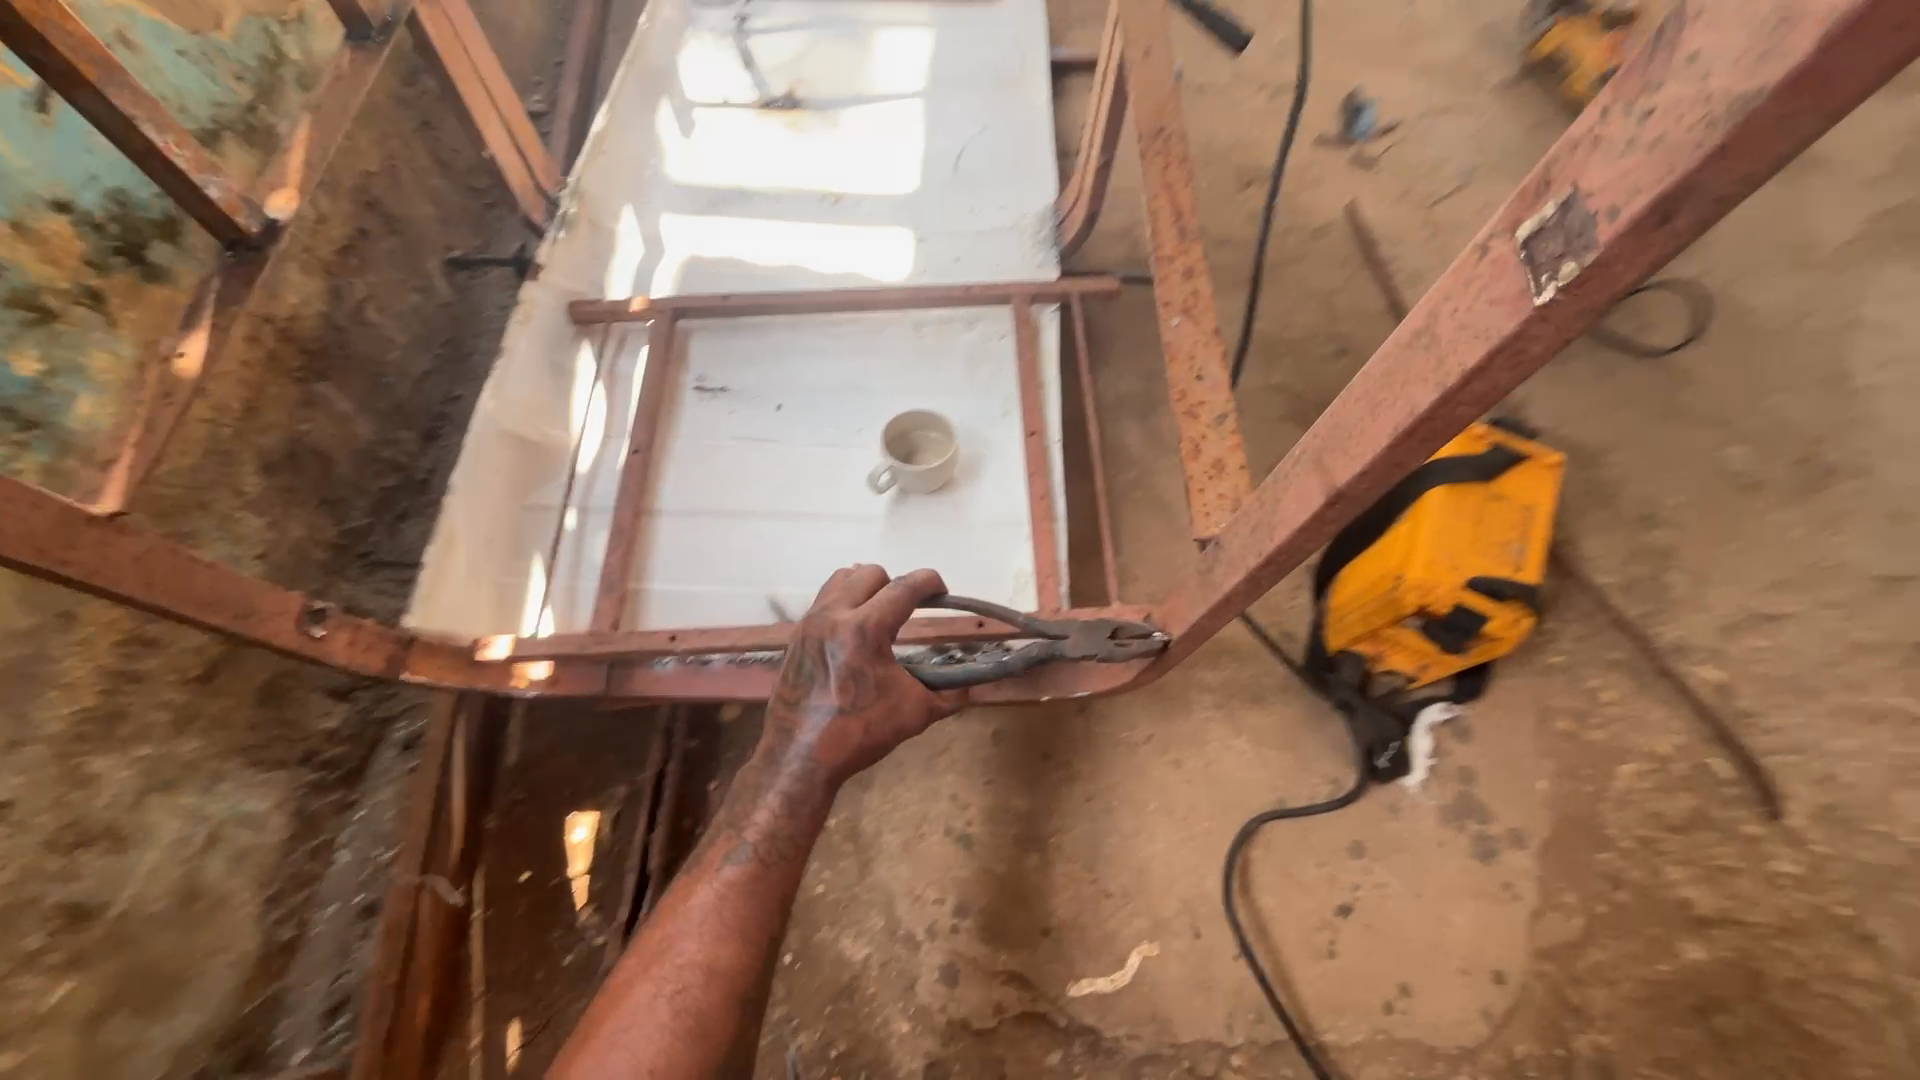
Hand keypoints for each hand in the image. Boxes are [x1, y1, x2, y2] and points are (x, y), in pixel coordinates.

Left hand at [761, 565, 967, 791]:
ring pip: (841, 579)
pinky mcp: (796, 636)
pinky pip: (824, 601)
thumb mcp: (914, 713)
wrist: (800, 757)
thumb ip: (948, 694)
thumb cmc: (859, 733)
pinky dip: (844, 605)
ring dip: (865, 589)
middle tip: (908, 610)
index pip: (904, 587)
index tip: (942, 590)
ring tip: (878, 615)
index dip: (929, 582)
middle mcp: (834, 615)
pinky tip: (853, 634)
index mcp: (865, 629)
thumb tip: (971, 687)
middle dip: (895, 585)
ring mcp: (810, 623)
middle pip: (870, 573)